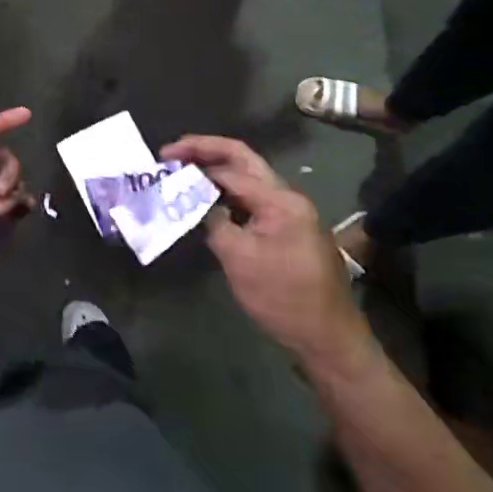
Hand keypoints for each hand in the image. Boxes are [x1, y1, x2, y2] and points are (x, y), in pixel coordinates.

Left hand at [0, 107, 33, 286]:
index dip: (4, 123)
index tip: (26, 115)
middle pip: (6, 160)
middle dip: (9, 171)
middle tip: (0, 191)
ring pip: (16, 183)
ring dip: (12, 193)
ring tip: (0, 210)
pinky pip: (20, 205)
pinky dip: (22, 205)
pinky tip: (16, 212)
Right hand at [161, 135, 362, 359]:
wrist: (328, 339)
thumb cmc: (283, 298)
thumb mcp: (239, 258)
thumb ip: (213, 221)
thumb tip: (192, 199)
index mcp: (281, 200)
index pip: (231, 170)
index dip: (195, 163)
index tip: (164, 161)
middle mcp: (288, 198)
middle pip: (243, 161)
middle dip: (206, 152)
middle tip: (172, 152)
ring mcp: (290, 214)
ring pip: (247, 180)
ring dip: (215, 172)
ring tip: (182, 173)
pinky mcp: (286, 231)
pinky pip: (251, 201)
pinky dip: (225, 195)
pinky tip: (204, 201)